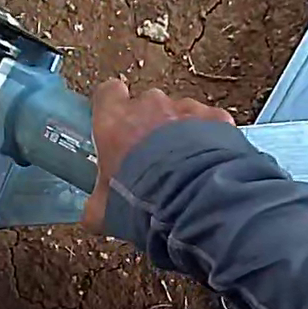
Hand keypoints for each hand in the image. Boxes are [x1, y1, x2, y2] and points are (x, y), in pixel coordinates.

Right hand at [80, 76, 233, 230]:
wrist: (193, 199)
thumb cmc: (141, 200)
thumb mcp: (105, 211)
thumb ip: (96, 205)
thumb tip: (91, 215)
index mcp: (115, 121)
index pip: (107, 93)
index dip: (112, 106)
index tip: (115, 124)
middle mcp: (150, 106)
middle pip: (147, 104)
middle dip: (149, 125)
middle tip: (152, 158)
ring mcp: (186, 108)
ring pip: (180, 112)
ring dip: (180, 132)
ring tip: (184, 165)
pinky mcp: (216, 118)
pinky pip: (210, 123)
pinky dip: (210, 138)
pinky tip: (209, 164)